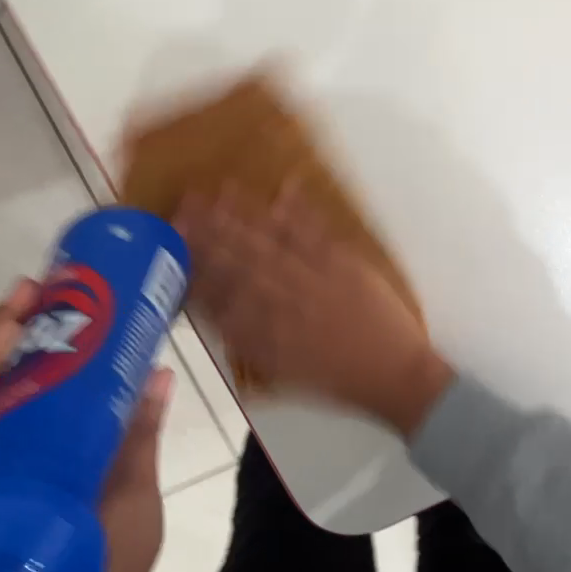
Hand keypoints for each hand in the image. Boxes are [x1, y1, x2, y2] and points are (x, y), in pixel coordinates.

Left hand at [0, 279, 177, 571]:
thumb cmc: (102, 562)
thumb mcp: (127, 499)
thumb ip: (138, 438)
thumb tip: (158, 373)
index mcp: (5, 470)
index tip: (18, 315)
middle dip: (2, 333)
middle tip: (36, 289)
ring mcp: (18, 455)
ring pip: (1, 393)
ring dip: (22, 344)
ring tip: (50, 300)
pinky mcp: (44, 456)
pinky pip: (35, 406)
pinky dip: (48, 369)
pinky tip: (77, 344)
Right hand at [174, 181, 452, 434]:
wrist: (396, 376)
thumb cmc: (340, 381)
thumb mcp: (287, 375)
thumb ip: (253, 347)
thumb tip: (224, 322)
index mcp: (265, 335)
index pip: (220, 297)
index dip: (194, 269)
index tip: (175, 245)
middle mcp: (283, 304)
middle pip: (238, 262)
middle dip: (209, 232)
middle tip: (185, 205)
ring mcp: (315, 280)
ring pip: (271, 243)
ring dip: (245, 214)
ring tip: (221, 190)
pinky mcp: (346, 266)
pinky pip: (317, 235)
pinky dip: (300, 212)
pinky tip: (282, 190)